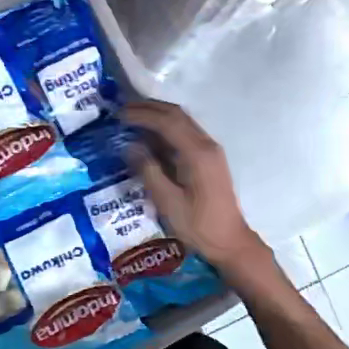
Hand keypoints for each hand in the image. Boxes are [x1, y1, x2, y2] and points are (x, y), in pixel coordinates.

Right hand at [122, 100, 270, 277]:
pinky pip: (186, 132)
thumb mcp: (167, 201)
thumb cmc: (197, 225)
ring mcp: (210, 150)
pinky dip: (166, 127)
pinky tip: (150, 135)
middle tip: (122, 109)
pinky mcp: (209, 158)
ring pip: (182, 120)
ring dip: (158, 115)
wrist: (229, 241)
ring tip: (132, 117)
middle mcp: (207, 145)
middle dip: (149, 108)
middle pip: (177, 114)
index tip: (119, 115)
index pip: (168, 122)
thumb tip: (130, 146)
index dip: (142, 114)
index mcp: (197, 154)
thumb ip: (148, 170)